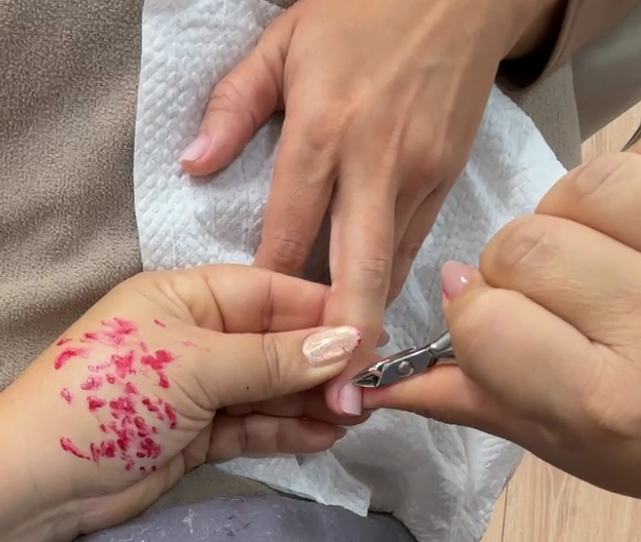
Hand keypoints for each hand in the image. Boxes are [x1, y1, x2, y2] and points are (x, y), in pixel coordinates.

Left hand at [0, 265, 363, 530]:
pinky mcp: (192, 437)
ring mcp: (193, 392)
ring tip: (355, 416)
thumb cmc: (108, 399)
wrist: (41, 480)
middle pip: (272, 344)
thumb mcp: (194, 367)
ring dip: (308, 402)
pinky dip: (282, 431)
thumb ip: (271, 359)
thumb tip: (346, 343)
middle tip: (370, 389)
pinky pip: (248, 427)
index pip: (268, 294)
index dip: (321, 314)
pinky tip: (321, 436)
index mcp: (183, 298)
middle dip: (320, 365)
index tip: (373, 337)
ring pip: (265, 390)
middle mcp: (192, 339)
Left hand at [181, 0, 560, 415]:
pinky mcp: (447, 179)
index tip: (260, 353)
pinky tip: (366, 320)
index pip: (289, 237)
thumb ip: (234, 105)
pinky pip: (411, 250)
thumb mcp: (284, 39)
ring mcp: (418, 177)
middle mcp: (373, 166)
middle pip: (357, 273)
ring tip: (348, 383)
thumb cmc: (361, 6)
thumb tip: (193, 165)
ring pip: (388, 271)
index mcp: (322, 134)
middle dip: (345, 344)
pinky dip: (387, 288)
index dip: (274, 302)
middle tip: (337, 403)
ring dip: (367, 327)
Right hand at [366, 122, 640, 505]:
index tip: (495, 325)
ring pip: (589, 183)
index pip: (484, 320)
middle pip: (528, 245)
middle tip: (542, 291)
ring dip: (567, 214)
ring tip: (592, 251)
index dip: (472, 316)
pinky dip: (636, 174)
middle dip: (512, 266)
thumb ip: (458, 396)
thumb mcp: (546, 438)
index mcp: (610, 402)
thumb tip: (366, 376)